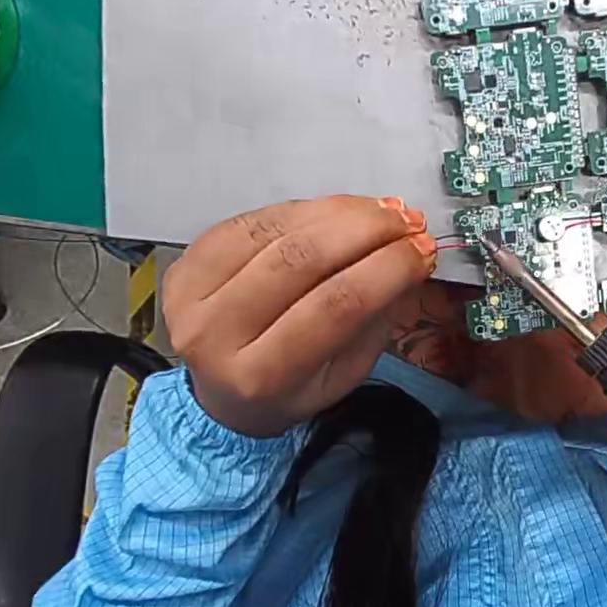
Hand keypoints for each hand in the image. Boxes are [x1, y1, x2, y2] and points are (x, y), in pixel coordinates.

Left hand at [163, 196, 436, 435]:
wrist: (221, 397)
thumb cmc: (290, 392)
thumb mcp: (341, 376)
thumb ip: (375, 321)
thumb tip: (411, 258)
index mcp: (262, 377)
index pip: (334, 307)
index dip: (387, 269)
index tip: (424, 248)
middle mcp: (215, 334)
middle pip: (300, 260)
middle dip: (365, 230)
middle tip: (407, 219)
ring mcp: (189, 295)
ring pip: (274, 232)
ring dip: (337, 211)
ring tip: (380, 209)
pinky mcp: (183, 263)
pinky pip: (250, 220)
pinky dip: (301, 209)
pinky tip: (336, 210)